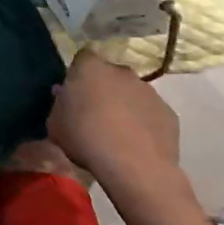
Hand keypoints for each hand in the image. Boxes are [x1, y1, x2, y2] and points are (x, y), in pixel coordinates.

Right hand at [47, 50, 180, 188]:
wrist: (134, 166)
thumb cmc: (86, 138)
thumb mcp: (55, 125)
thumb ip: (59, 106)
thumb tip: (65, 96)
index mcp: (90, 68)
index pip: (83, 58)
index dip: (79, 74)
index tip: (75, 93)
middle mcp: (122, 72)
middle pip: (110, 74)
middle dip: (103, 89)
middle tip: (95, 114)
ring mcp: (149, 91)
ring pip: (132, 93)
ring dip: (125, 106)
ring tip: (117, 133)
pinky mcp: (168, 112)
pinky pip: (150, 112)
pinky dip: (143, 123)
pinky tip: (136, 144)